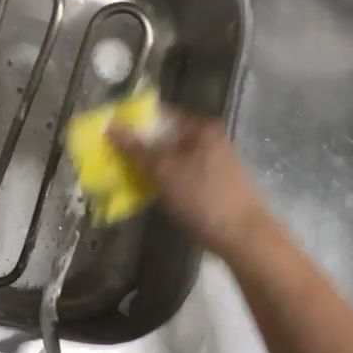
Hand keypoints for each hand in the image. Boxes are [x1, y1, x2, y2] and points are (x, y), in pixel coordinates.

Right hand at [109, 109, 271, 254]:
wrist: (243, 237)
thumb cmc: (202, 198)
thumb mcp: (164, 170)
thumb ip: (136, 148)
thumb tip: (110, 126)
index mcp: (201, 127)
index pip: (161, 115)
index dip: (134, 123)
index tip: (110, 135)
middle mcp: (210, 140)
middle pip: (166, 138)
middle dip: (140, 149)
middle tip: (113, 160)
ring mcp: (215, 163)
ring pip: (173, 159)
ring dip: (151, 168)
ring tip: (126, 178)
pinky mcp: (215, 185)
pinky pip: (182, 176)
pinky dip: (166, 182)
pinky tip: (150, 194)